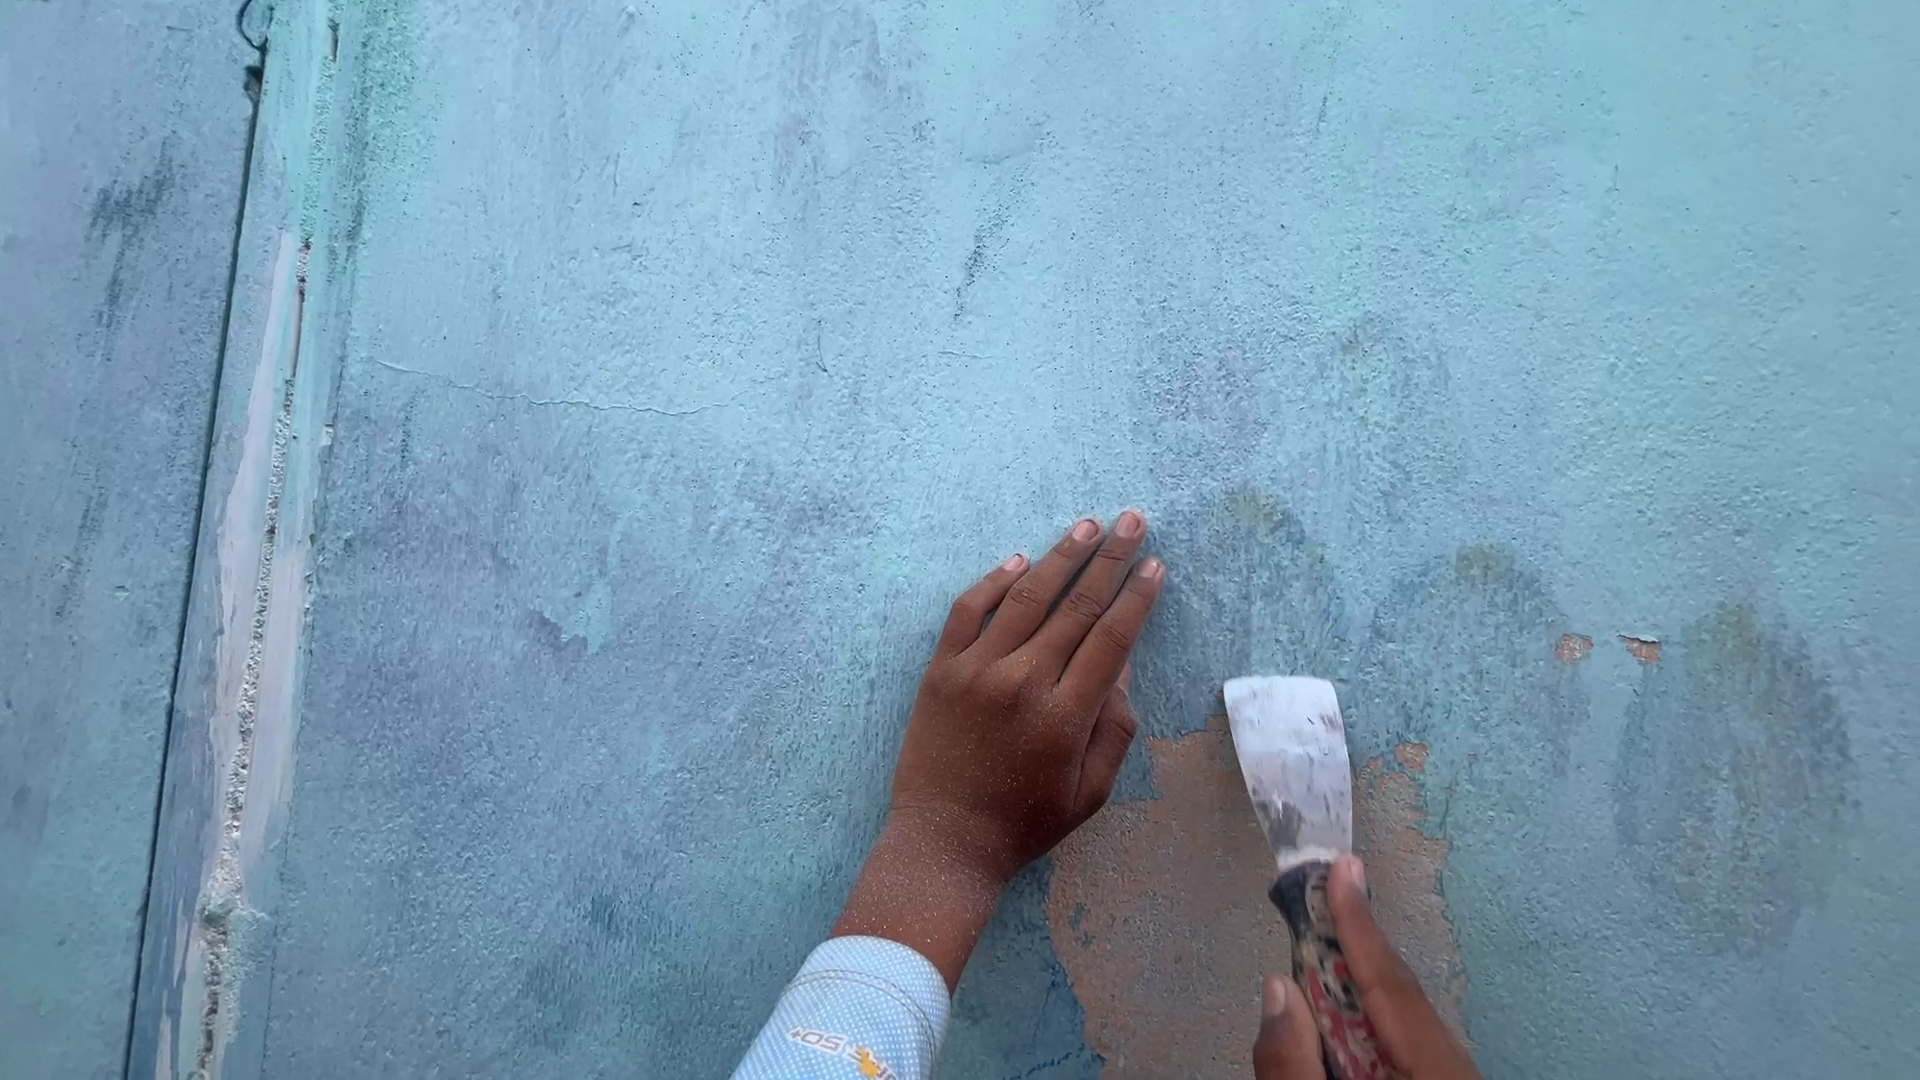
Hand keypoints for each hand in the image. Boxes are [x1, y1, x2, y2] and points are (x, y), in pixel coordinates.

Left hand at [833, 512, 1164, 987]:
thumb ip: (1112, 729)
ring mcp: (976, 671)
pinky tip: (1017, 560)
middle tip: (1131, 520)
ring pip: (1025, 599)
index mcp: (1065, 715)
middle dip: (1109, 559)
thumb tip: (1121, 666)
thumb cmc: (1024, 823)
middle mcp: (1022, 682)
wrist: (944, 840)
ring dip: (1060, 558)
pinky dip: (992, 583)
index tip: (1154, 564)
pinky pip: (967, 612)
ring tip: (1087, 526)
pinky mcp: (940, 670)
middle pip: (1075, 607)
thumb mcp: (1089, 793)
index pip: (1111, 638)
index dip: (1136, 597)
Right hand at [1253, 856, 1481, 1079]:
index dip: (1358, 922)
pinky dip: (1369, 1026)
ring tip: (1314, 964)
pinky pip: (1407, 1048)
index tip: (1342, 864)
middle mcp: (1457, 1072)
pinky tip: (1342, 1031)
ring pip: (1402, 1026)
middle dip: (1352, 947)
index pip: (1390, 984)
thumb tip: (1277, 988)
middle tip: (1319, 894)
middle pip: (1399, 1000)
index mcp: (1437, 1076)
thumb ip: (1292, 1063)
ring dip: (1354, 993)